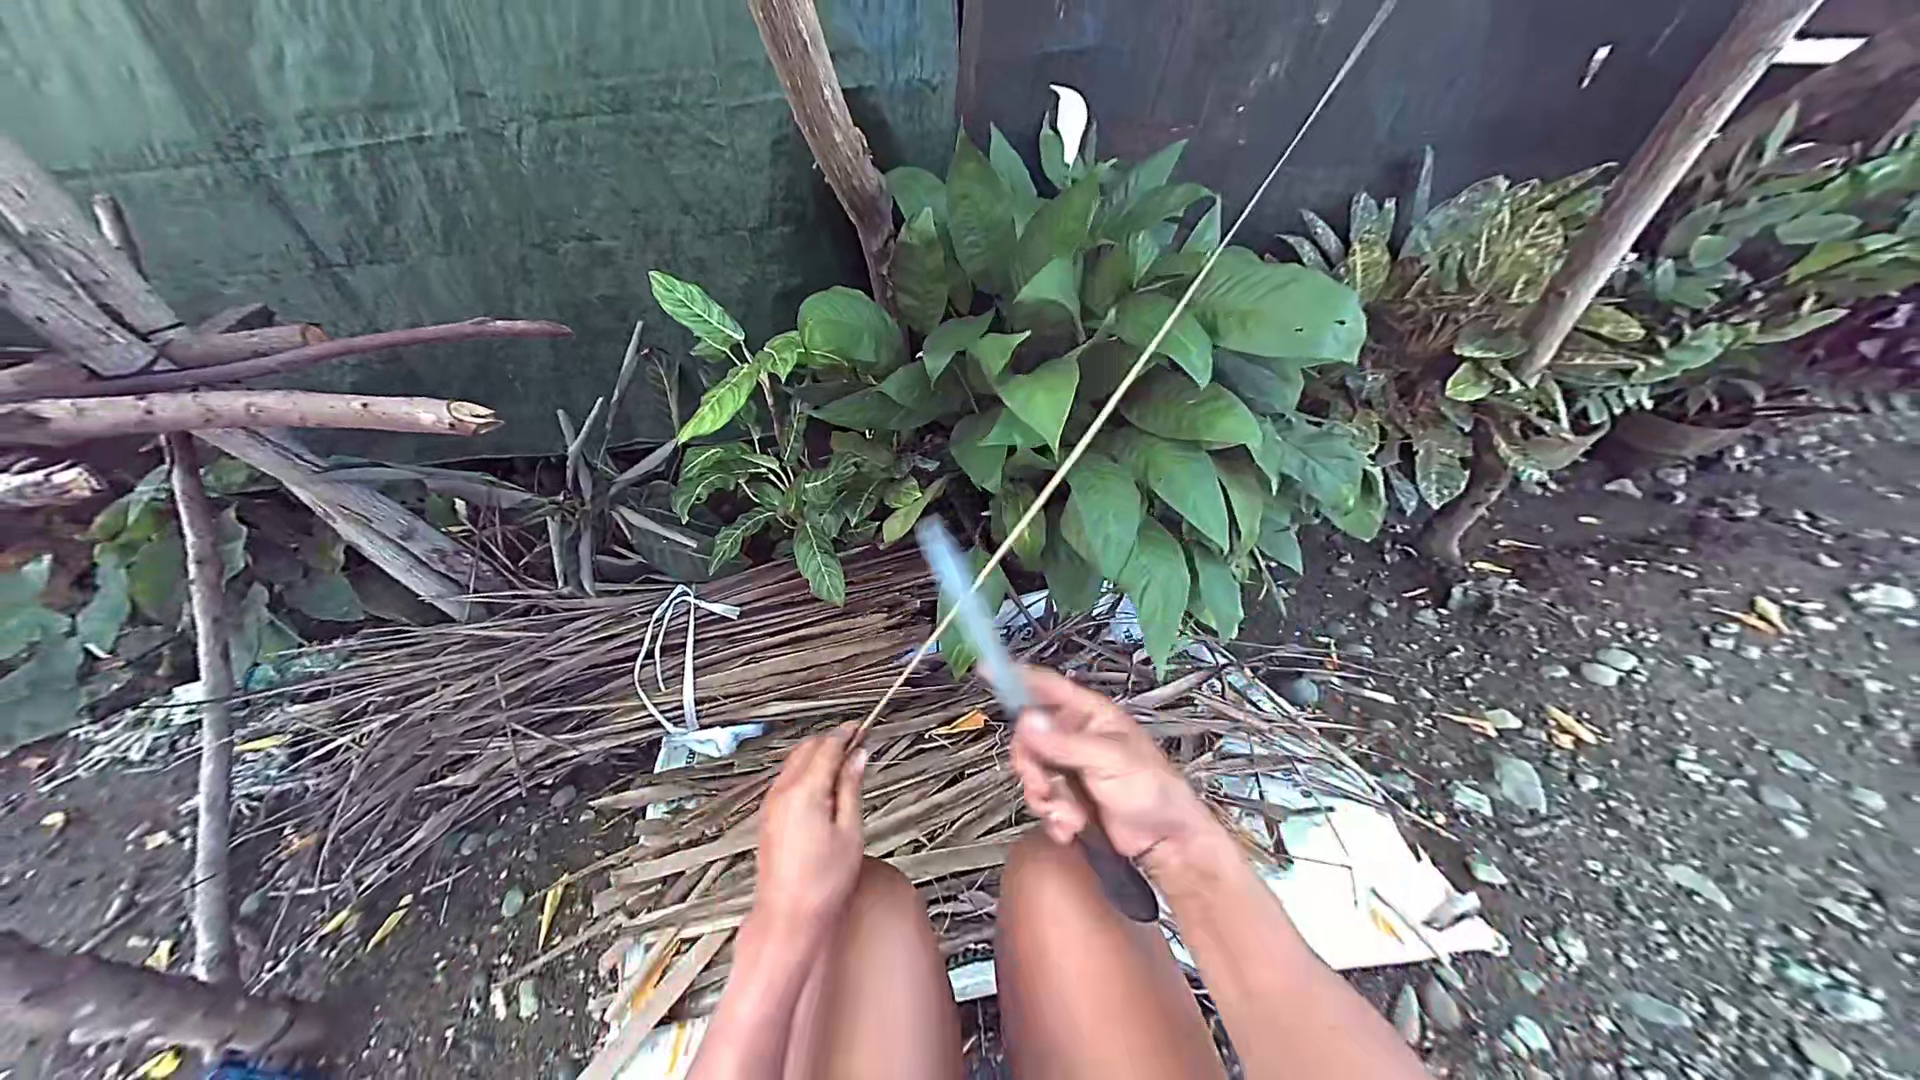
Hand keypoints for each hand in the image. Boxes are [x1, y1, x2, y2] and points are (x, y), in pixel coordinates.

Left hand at [753, 722, 867, 930]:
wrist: (788, 919)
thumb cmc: (821, 884)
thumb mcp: (850, 831)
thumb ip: (851, 787)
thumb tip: (858, 757)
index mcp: (804, 792)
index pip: (827, 747)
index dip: (847, 733)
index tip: (861, 727)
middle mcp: (782, 793)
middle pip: (808, 748)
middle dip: (832, 740)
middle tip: (857, 743)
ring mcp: (771, 805)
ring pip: (795, 761)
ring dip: (819, 754)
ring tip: (845, 763)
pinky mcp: (768, 817)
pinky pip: (787, 779)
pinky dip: (807, 770)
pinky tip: (824, 783)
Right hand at [1010, 667, 1217, 869]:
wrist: (1165, 842)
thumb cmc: (1153, 789)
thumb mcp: (1108, 760)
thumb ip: (1064, 742)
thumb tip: (1027, 720)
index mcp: (1089, 714)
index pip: (1048, 687)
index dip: (1018, 678)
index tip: (988, 672)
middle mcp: (1075, 735)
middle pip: (1029, 736)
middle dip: (1032, 766)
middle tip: (1043, 784)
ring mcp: (1069, 766)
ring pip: (1032, 771)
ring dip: (1045, 797)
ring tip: (1070, 815)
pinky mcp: (1067, 795)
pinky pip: (1041, 798)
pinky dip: (1052, 816)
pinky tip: (1071, 827)